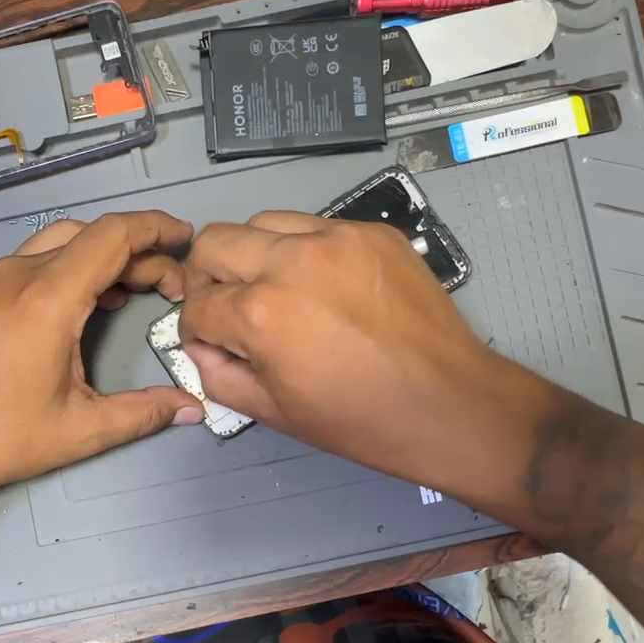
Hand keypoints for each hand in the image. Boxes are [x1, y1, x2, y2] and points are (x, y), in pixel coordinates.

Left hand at [0, 211, 204, 508]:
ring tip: (135, 290)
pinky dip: (74, 269)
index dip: (155, 229)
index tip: (185, 239)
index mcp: (47, 300)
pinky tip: (91, 302)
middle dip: (138, 251)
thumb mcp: (81, 430)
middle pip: (91, 236)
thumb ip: (144, 413)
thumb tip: (192, 410)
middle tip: (170, 286)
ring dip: (103, 257)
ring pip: (61, 244)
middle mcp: (19, 276)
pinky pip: (38, 262)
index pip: (111, 236)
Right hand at [179, 212, 546, 501]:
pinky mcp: (372, 233)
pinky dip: (301, 252)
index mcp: (262, 312)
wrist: (448, 404)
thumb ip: (217, 374)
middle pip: (215, 242)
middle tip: (226, 307)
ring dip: (252, 256)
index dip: (195, 330)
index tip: (212, 343)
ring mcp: (337, 238)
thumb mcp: (271, 411)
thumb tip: (204, 345)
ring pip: (262, 223)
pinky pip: (314, 227)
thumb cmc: (359, 419)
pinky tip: (321, 288)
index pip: (197, 305)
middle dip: (207, 278)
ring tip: (274, 293)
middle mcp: (293, 261)